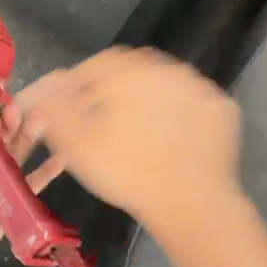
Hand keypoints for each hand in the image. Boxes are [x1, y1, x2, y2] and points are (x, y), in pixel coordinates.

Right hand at [15, 47, 243, 229]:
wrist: (191, 203)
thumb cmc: (127, 172)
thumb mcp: (76, 144)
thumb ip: (55, 107)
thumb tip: (45, 83)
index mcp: (129, 72)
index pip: (97, 63)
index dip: (80, 82)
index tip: (74, 105)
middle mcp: (166, 69)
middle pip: (131, 70)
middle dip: (114, 89)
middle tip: (103, 121)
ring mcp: (199, 87)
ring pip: (163, 85)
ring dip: (147, 100)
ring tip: (137, 134)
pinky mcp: (222, 108)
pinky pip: (190, 104)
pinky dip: (177, 115)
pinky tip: (168, 140)